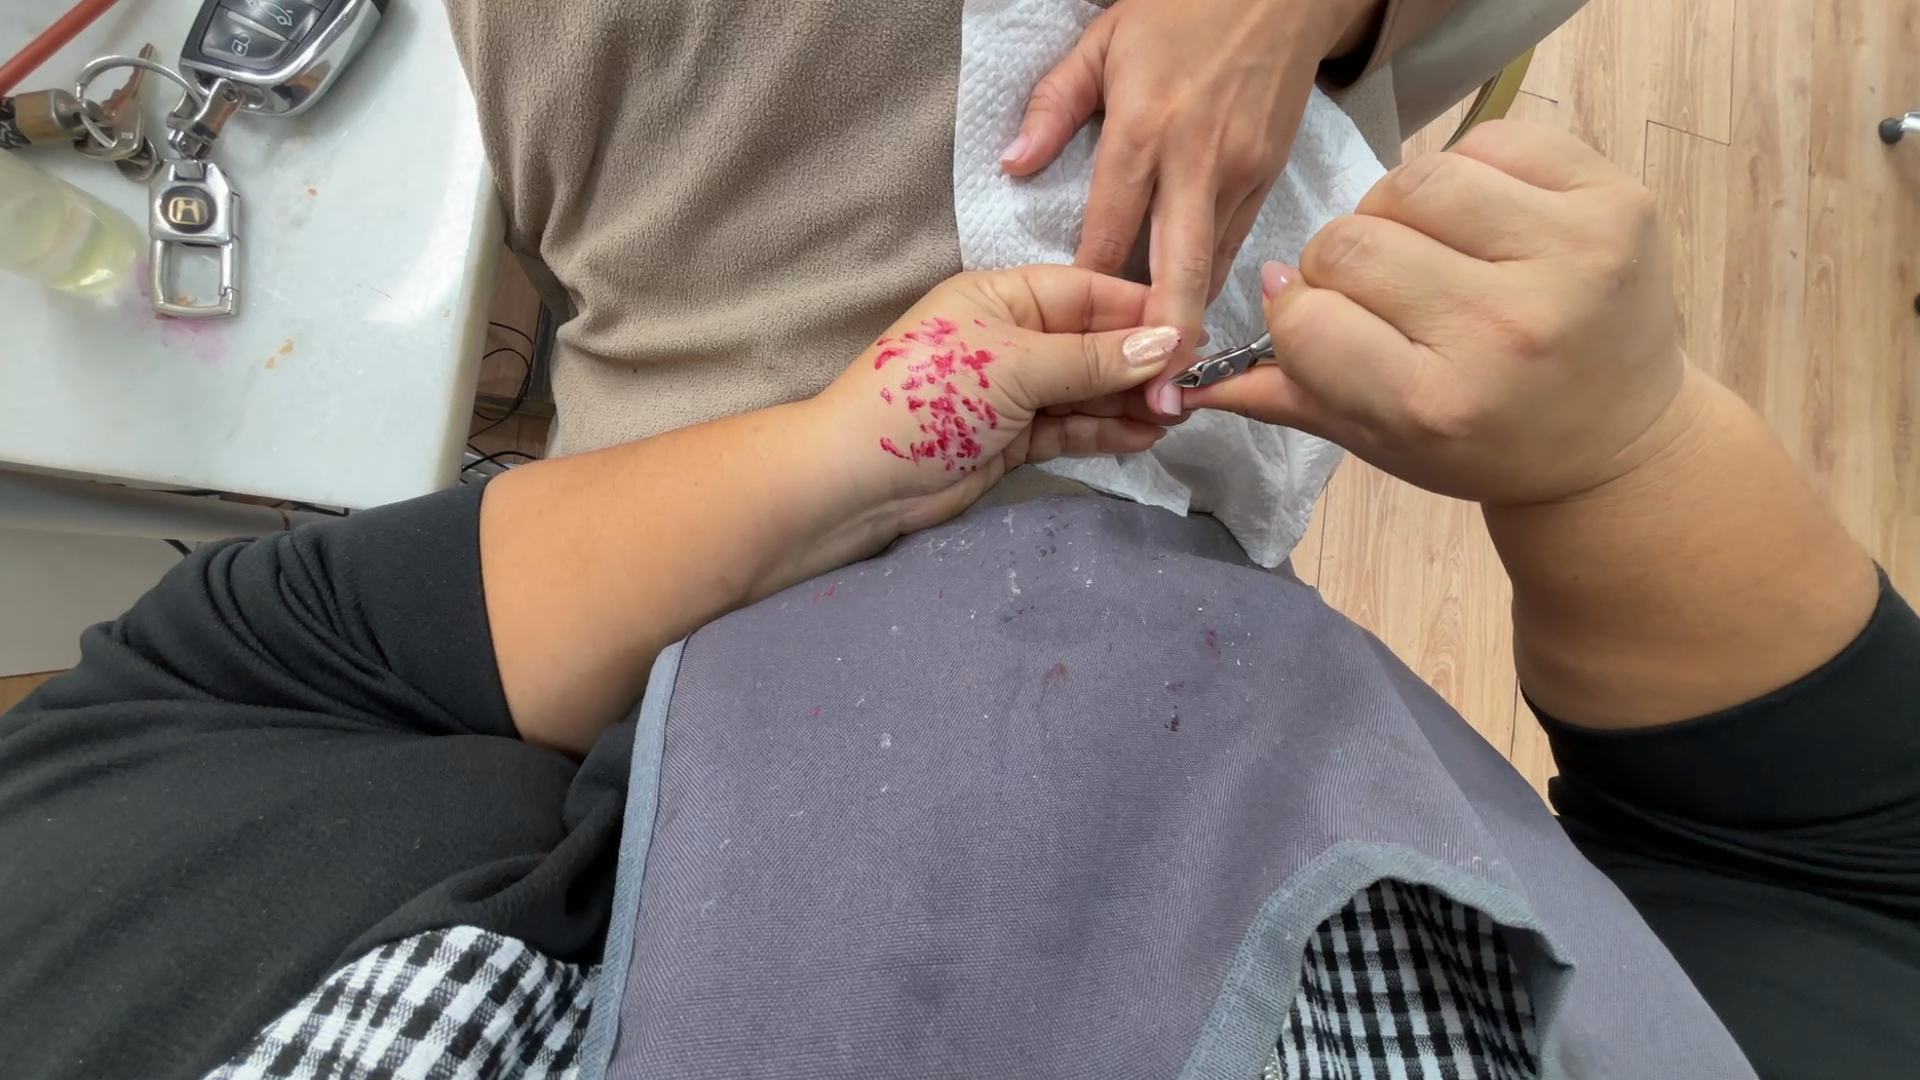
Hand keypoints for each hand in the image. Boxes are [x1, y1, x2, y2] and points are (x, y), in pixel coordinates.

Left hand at [819, 265, 1183, 530]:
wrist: (861, 480)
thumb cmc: (928, 399)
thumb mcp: (1014, 367)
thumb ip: (1091, 359)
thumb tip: (1166, 343)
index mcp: (1003, 298)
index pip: (1088, 294)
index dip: (1141, 314)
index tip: (1193, 337)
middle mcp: (1012, 339)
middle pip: (1092, 344)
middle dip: (1140, 365)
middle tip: (1190, 389)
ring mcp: (1013, 392)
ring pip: (1085, 390)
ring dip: (1128, 402)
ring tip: (1175, 416)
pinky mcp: (1012, 437)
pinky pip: (1068, 427)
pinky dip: (1102, 431)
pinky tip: (1141, 436)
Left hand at [1001, 0, 1380, 415]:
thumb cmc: (1181, 6)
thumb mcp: (1104, 39)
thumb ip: (1054, 105)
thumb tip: (1013, 165)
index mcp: (1142, 134)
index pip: (1109, 237)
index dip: (1094, 302)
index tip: (1080, 353)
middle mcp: (1193, 166)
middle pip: (1177, 273)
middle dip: (1165, 344)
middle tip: (1157, 403)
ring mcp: (1238, 177)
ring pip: (1208, 271)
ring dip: (1187, 327)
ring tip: (1168, 383)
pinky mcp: (1267, 179)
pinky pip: (1231, 250)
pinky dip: (1207, 288)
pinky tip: (1186, 320)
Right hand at [1186, 122, 1686, 505]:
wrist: (1609, 441)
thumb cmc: (1470, 447)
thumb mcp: (1366, 438)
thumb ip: (1278, 396)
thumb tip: (1186, 376)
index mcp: (1430, 402)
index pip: (1304, 320)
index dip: (1292, 316)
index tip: (1315, 325)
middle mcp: (1501, 328)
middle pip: (1348, 245)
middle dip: (1332, 266)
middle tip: (1362, 291)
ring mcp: (1570, 255)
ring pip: (1409, 183)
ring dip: (1387, 214)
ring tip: (1412, 251)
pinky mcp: (1617, 200)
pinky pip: (1488, 143)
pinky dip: (1456, 174)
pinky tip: (1467, 221)